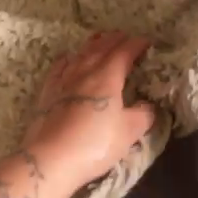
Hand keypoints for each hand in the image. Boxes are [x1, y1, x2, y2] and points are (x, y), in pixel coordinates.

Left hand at [20, 31, 158, 190]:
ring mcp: (64, 79)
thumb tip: (149, 106)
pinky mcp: (48, 91)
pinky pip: (60, 66)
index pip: (125, 51)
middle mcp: (85, 70)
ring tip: (101, 39)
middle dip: (116, 39)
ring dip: (94, 44)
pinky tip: (69, 58)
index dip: (137, 44)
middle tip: (126, 37)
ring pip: (81, 53)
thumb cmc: (95, 144)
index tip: (148, 42)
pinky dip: (69, 58)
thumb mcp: (129, 132)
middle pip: (102, 46)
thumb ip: (143, 115)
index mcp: (108, 75)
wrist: (51, 159)